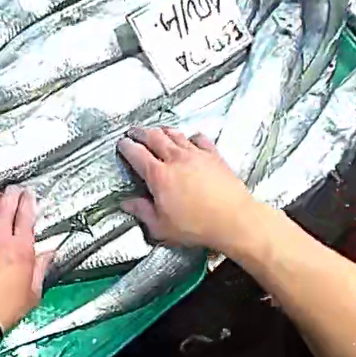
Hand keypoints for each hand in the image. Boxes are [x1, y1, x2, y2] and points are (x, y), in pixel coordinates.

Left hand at [0, 187, 51, 330]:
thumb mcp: (33, 292)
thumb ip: (40, 268)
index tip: (29, 196)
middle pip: (4, 206)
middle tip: (14, 190)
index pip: (25, 215)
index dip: (28, 201)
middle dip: (11, 194)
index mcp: (20, 249)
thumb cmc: (3, 309)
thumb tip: (48, 255)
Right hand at [117, 127, 270, 253]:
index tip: (122, 144)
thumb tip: (128, 204)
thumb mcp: (162, 227)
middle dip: (141, 132)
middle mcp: (176, 160)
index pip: (137, 154)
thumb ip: (143, 212)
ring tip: (157, 130)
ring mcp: (196, 155)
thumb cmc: (198, 226)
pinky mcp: (214, 156)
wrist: (233, 219)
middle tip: (135, 132)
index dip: (126, 147)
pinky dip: (191, 136)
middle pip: (154, 137)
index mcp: (159, 176)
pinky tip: (190, 139)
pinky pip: (200, 139)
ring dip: (163, 130)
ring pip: (175, 134)